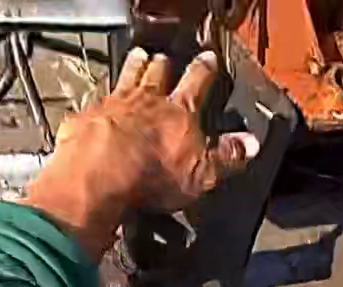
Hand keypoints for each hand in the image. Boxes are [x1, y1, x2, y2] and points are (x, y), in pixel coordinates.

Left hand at [20, 48, 259, 258]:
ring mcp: (116, 103)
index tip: (209, 59)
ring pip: (128, 75)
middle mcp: (147, 99)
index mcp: (180, 111)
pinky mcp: (89, 117)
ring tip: (139, 58)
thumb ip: (227, 157)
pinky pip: (99, 100)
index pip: (198, 82)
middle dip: (164, 65)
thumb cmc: (154, 173)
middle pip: (158, 72)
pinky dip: (103, 98)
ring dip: (135, 66)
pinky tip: (101, 100)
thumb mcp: (202, 172)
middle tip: (165, 58)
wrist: (103, 171)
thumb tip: (252, 145)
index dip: (205, 70)